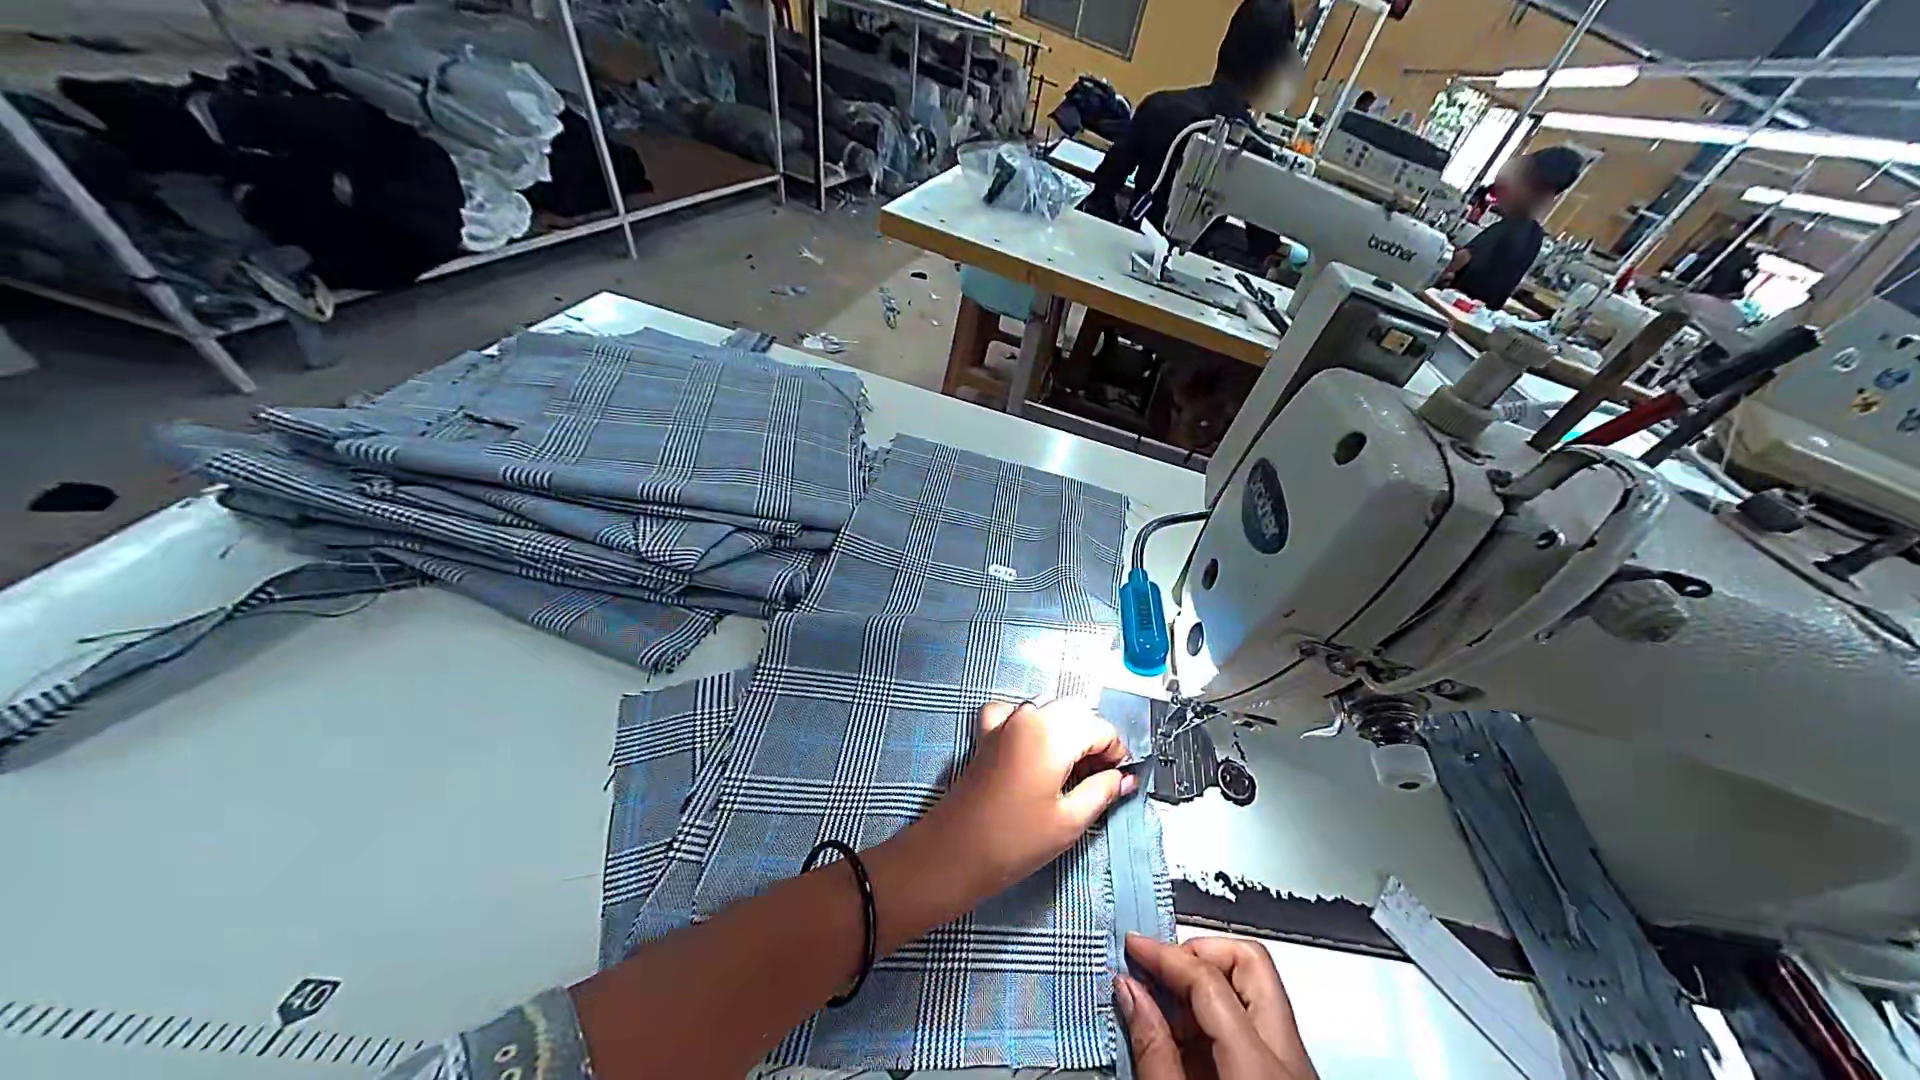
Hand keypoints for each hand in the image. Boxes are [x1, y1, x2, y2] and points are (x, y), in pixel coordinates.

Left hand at [907, 700, 1136, 903]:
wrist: (955, 851)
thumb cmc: (1013, 841)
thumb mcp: (1070, 820)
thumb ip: (1103, 790)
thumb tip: (1123, 778)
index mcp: (1051, 733)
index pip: (1100, 727)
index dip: (1116, 752)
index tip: (1120, 777)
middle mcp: (1027, 717)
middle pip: (1076, 712)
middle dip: (1094, 739)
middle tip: (1100, 777)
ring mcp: (1004, 722)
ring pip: (1050, 710)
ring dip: (1067, 732)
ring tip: (1072, 773)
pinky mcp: (987, 734)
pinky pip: (1017, 715)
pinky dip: (1032, 726)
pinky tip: (1035, 753)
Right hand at [1117, 933, 1317, 1079]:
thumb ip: (1153, 1049)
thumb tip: (1130, 990)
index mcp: (1261, 1069)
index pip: (1210, 978)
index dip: (1165, 955)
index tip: (1133, 946)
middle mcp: (1290, 1060)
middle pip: (1251, 961)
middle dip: (1198, 954)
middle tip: (1159, 969)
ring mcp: (1296, 1070)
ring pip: (1255, 989)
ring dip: (1205, 987)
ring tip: (1164, 1013)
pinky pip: (1256, 1024)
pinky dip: (1217, 1018)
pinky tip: (1186, 1043)